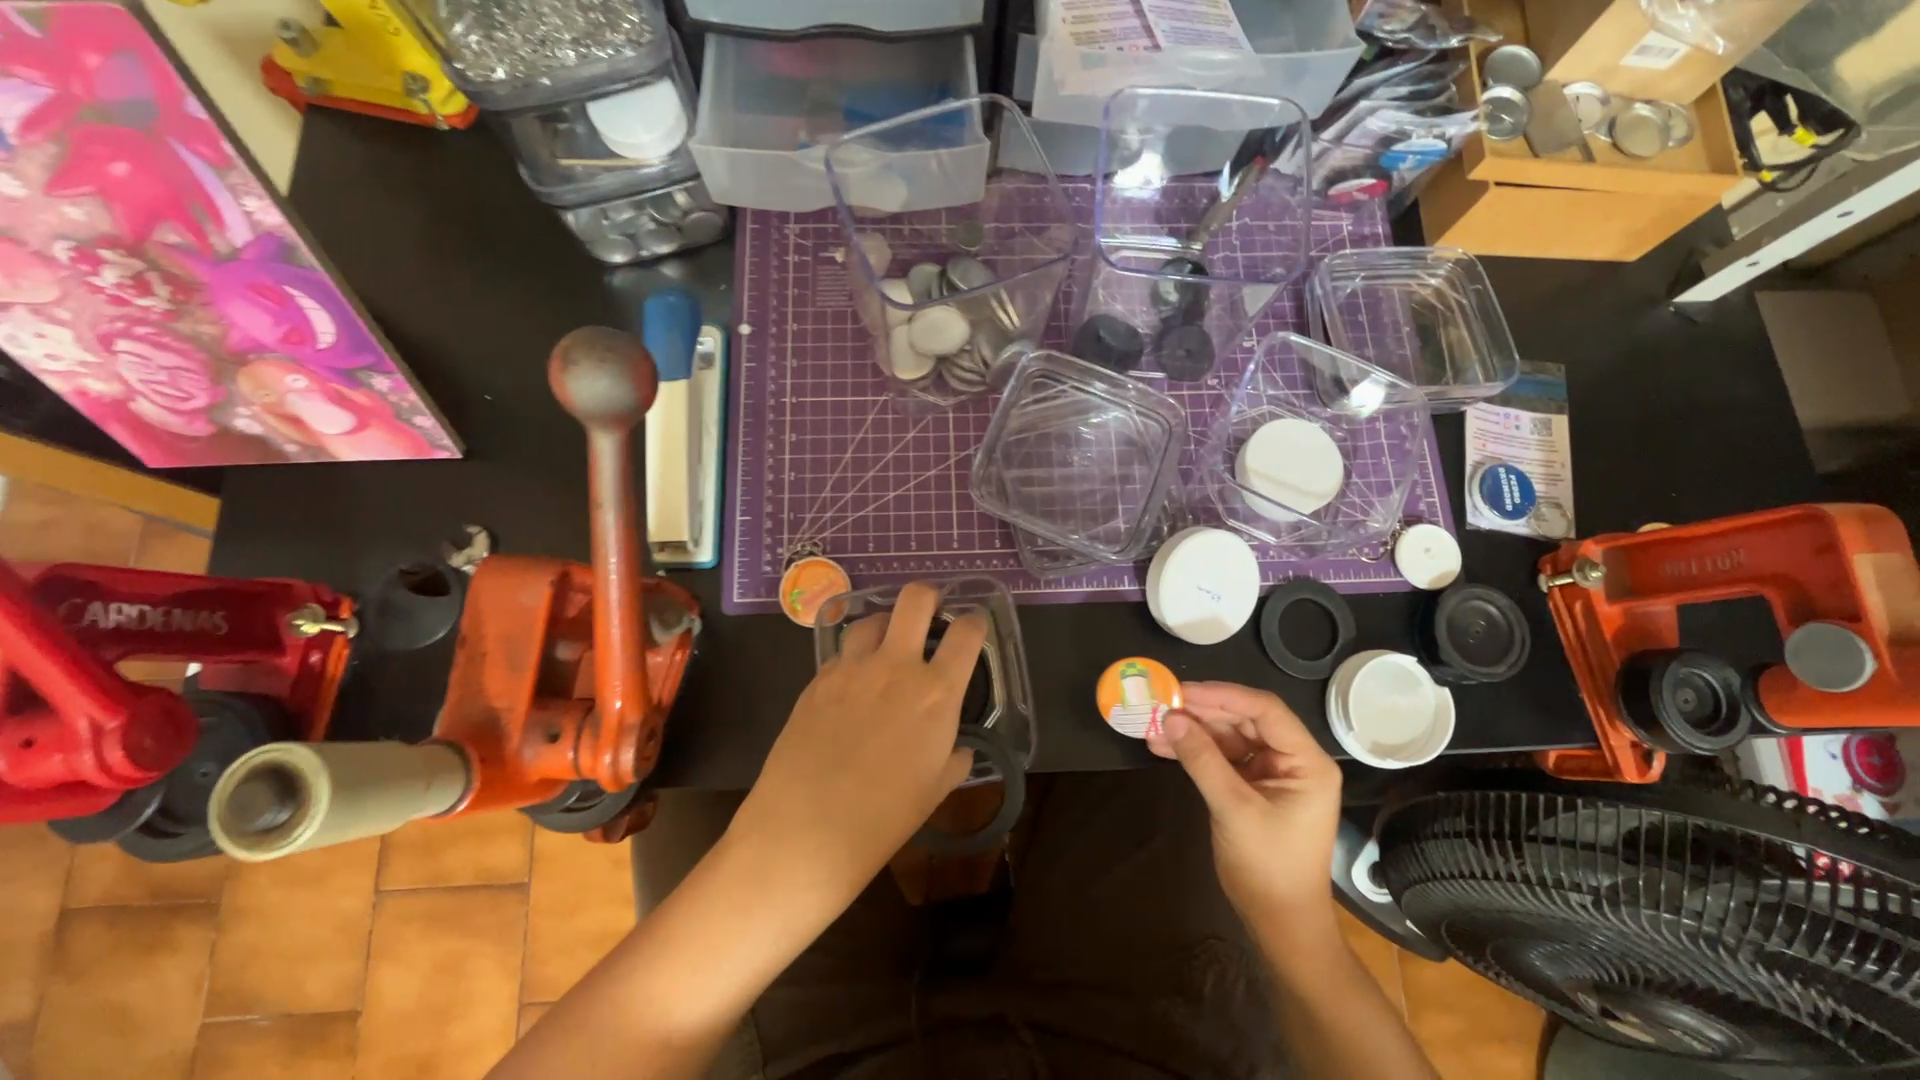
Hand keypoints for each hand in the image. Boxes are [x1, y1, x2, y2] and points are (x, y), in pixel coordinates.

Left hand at [730, 582, 982, 903]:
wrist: (808, 827)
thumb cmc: (885, 816)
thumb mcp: (937, 789)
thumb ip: (954, 757)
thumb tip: (958, 747)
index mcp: (936, 692)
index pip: (967, 632)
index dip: (975, 623)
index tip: (973, 629)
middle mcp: (896, 667)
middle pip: (915, 599)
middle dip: (928, 597)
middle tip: (930, 616)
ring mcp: (851, 669)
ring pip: (870, 620)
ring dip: (885, 627)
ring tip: (887, 648)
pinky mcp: (816, 680)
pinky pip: (840, 654)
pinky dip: (853, 660)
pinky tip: (853, 686)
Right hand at [1146, 681, 1340, 921]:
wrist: (1280, 922)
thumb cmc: (1268, 865)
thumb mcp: (1233, 808)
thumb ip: (1202, 760)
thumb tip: (1170, 719)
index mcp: (1306, 761)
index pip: (1265, 711)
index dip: (1223, 695)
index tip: (1182, 691)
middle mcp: (1293, 761)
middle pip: (1245, 721)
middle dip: (1203, 713)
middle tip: (1161, 705)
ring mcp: (1272, 774)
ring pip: (1230, 738)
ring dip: (1193, 732)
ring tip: (1153, 726)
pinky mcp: (1253, 788)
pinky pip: (1223, 759)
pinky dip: (1195, 752)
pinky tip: (1164, 748)